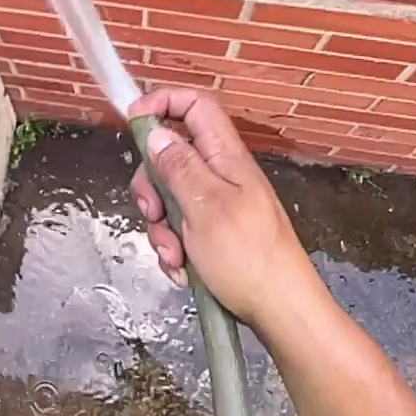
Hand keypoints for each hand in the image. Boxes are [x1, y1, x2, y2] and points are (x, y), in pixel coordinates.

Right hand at [127, 89, 323, 330]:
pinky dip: (175, 248)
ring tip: (175, 256)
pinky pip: (180, 228)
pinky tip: (184, 270)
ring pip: (170, 197)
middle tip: (154, 213)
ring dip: (162, 227)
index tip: (133, 120)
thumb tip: (156, 133)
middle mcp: (222, 175)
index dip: (163, 103)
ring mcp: (218, 205)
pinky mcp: (214, 234)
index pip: (195, 106)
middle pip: (171, 156)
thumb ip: (178, 167)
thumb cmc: (249, 258)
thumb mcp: (205, 208)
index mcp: (226, 157)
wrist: (282, 313)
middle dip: (151, 185)